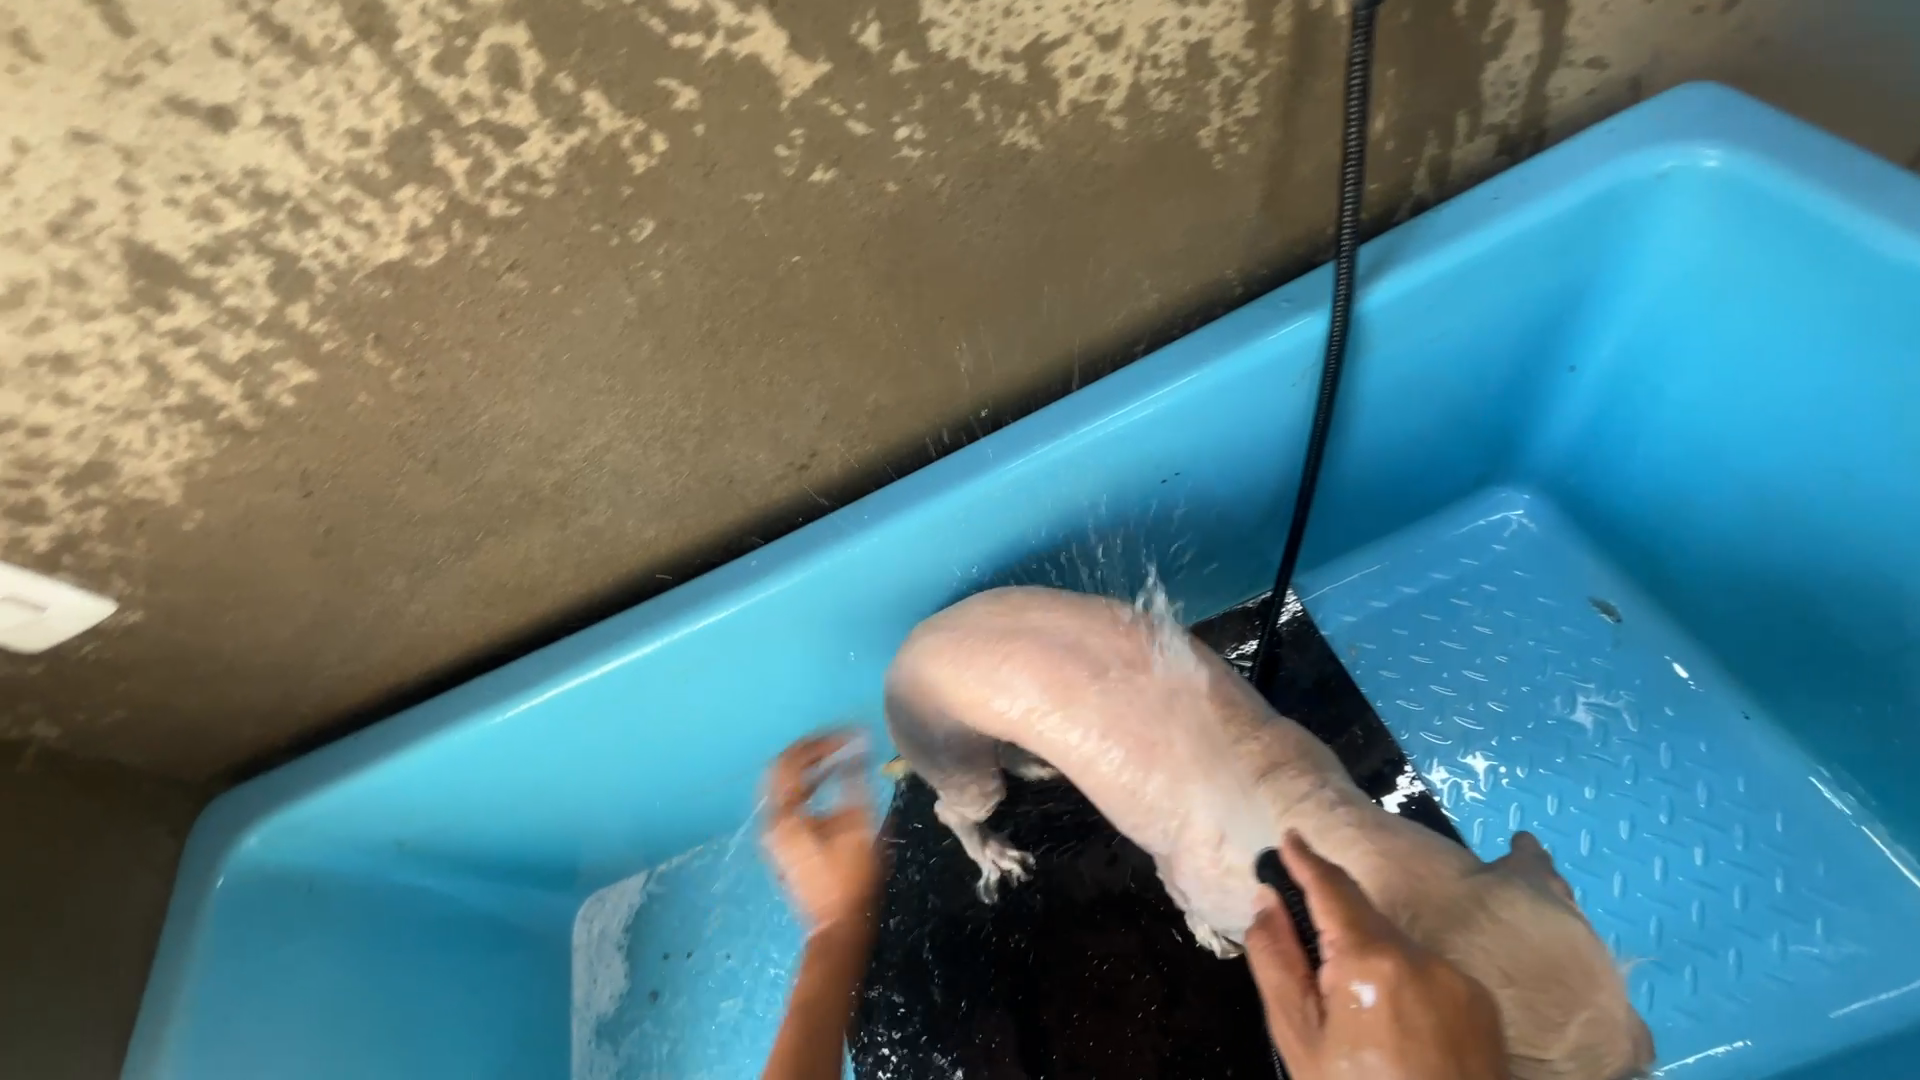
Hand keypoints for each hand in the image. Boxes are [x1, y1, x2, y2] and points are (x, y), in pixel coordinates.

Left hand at [761, 733, 885, 935]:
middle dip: (810, 749)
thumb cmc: (851, 878)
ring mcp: (775, 832)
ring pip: (782, 783)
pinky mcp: (783, 840)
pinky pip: (788, 798)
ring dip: (808, 765)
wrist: (837, 925)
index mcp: (786, 815)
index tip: (849, 735)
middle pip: (780, 768)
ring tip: (837, 755)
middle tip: (838, 740)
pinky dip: (806, 783)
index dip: (820, 741)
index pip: (793, 760)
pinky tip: (829, 782)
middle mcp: (772, 820)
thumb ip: (856, 778)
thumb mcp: (858, 824)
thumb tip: (859, 742)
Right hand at [1245, 833, 1507, 1079]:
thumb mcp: (1298, 1036)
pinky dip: (1400, 975)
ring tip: (1347, 996)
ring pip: (1395, 943)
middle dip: (1332, 913)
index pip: (1331, 889)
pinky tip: (1389, 1016)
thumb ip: (1276, 959)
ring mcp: (1459, 980)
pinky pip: (1427, 970)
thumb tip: (1268, 900)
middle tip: (1300, 930)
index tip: (1290, 837)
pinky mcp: (1484, 1005)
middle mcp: (1422, 957)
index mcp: (1370, 960)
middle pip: (1364, 915)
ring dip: (1367, 949)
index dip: (1307, 860)